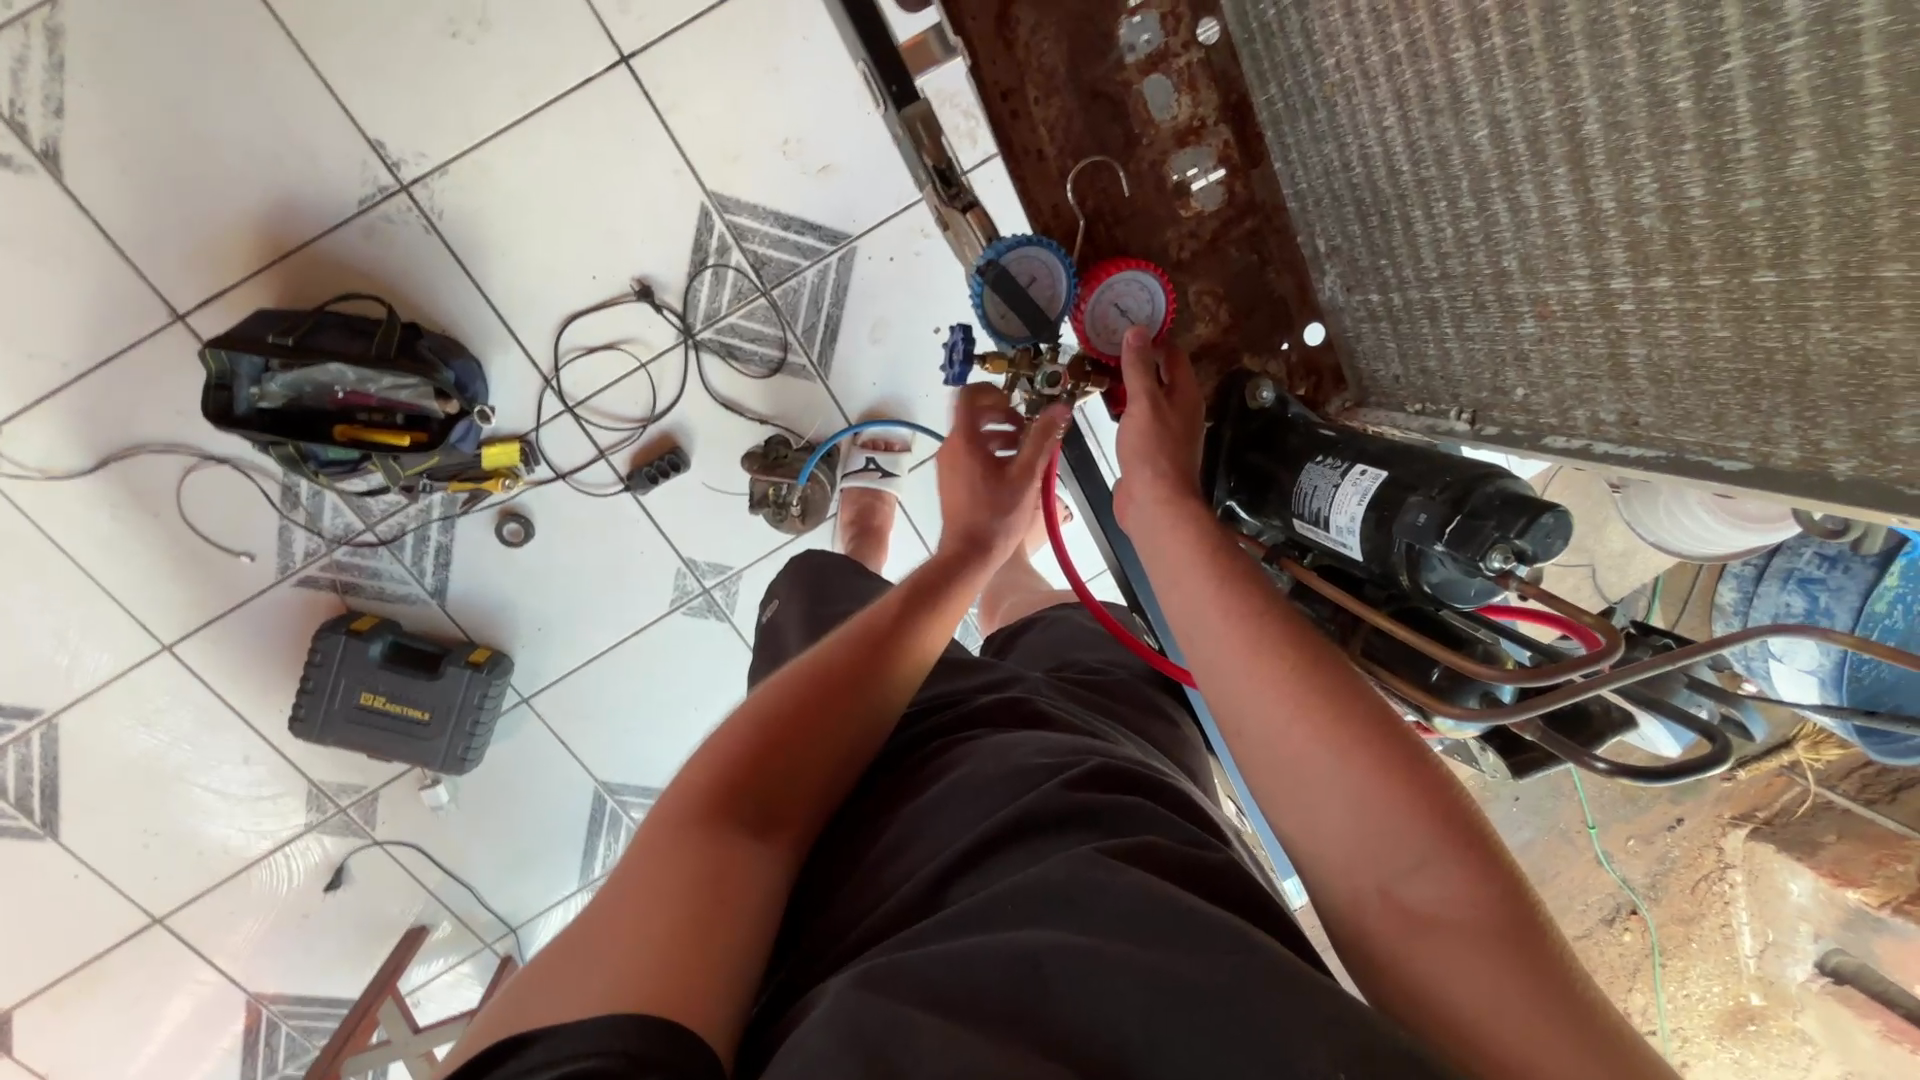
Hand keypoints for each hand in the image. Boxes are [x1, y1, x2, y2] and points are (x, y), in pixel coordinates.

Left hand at [935, 384, 1071, 568]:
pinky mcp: (951, 480)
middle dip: (1003, 416)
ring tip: (1025, 454)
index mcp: (964, 440)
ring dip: (1000, 436)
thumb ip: (1042, 438)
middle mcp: (950, 447)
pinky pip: (970, 453)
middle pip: (974, 414)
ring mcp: (948, 464)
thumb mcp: (1026, 475)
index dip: (993, 391)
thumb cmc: (997, 517)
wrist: (968, 555)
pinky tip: (1012, 473)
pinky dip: (990, 452)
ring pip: (973, 435)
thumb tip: (1060, 408)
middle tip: (1026, 431)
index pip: (969, 394)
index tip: (1016, 403)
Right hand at [1115, 326, 1204, 533]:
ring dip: (1128, 387)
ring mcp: (1166, 432)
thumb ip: (1139, 367)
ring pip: (1148, 399)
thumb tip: (1137, 330)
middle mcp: (1181, 410)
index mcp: (1186, 394)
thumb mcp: (1143, 402)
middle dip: (1137, 361)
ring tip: (1101, 373)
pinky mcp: (1150, 451)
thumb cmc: (1152, 451)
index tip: (1125, 327)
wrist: (1155, 504)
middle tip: (1105, 348)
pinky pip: (1137, 421)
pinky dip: (1124, 410)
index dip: (1153, 338)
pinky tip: (1106, 409)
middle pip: (1161, 376)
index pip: (1173, 354)